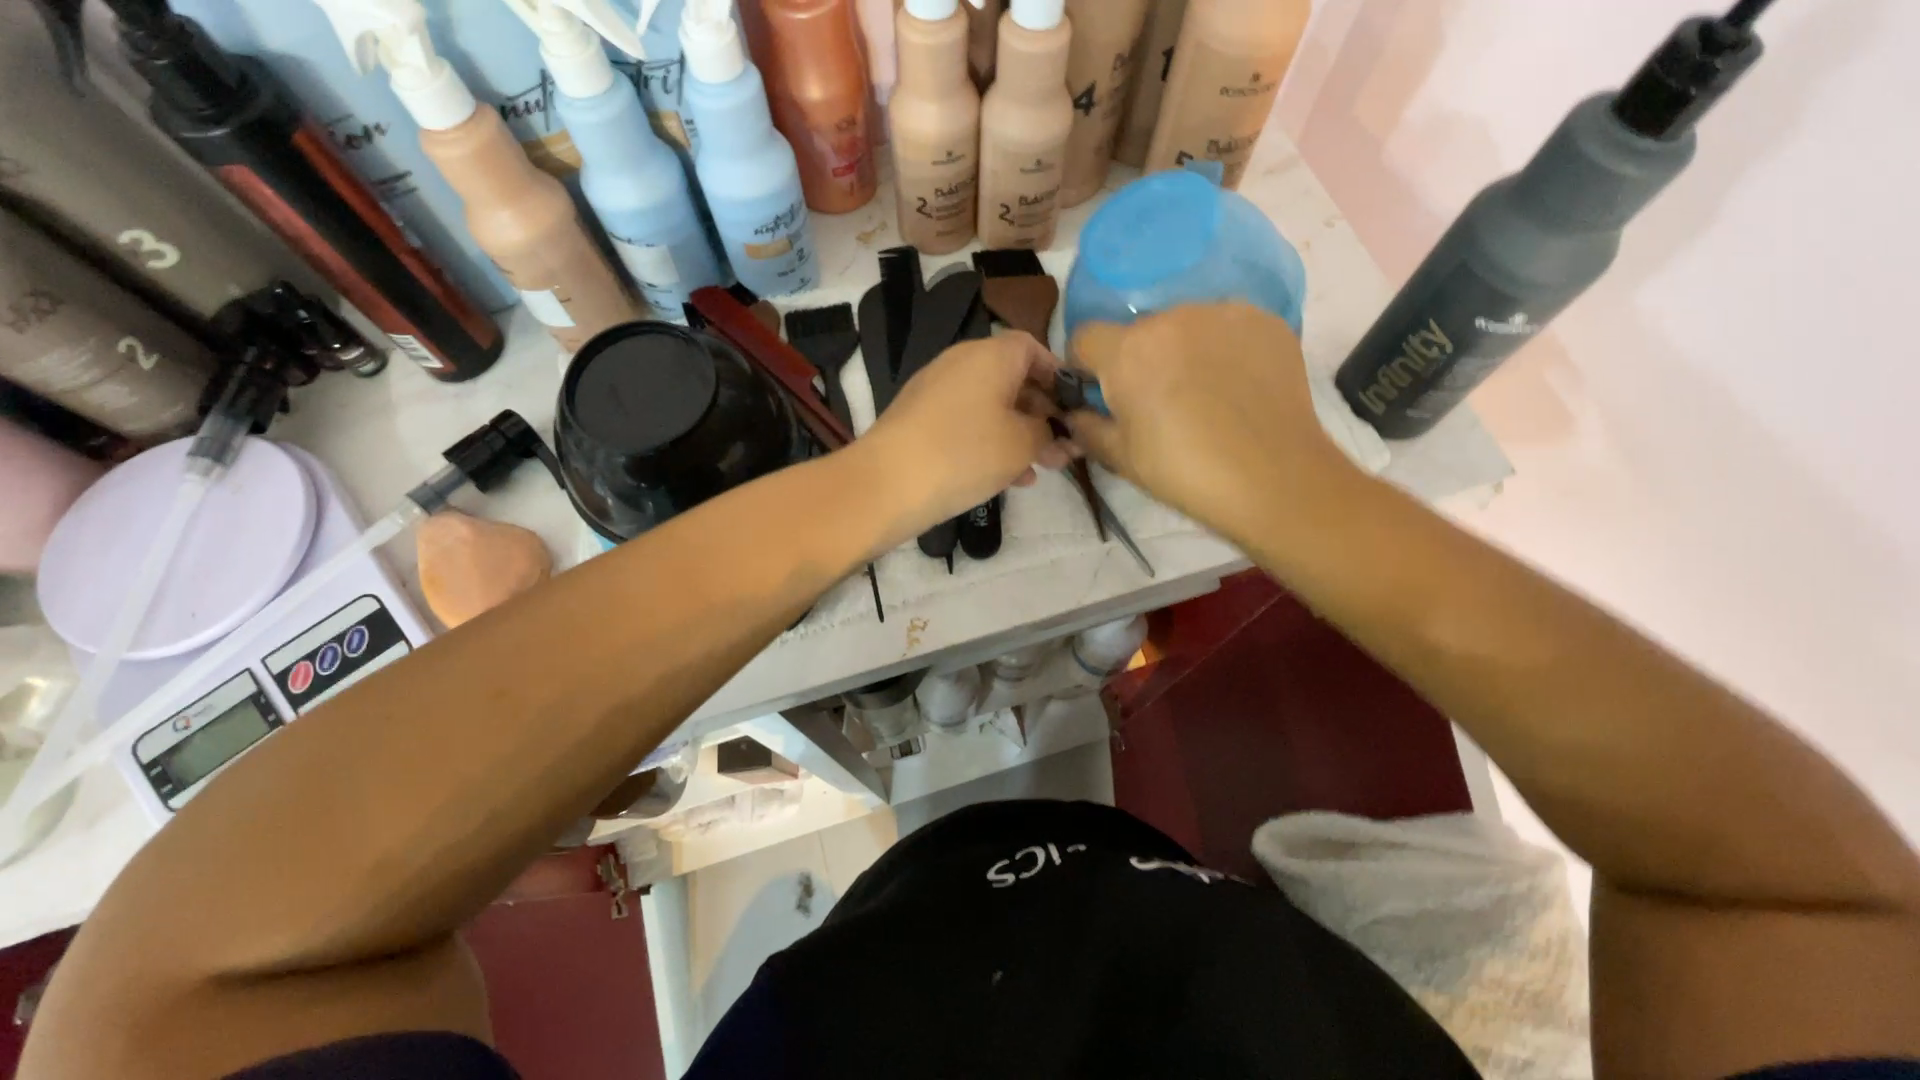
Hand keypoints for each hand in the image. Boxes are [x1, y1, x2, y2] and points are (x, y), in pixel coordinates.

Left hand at [855, 331, 1073, 539]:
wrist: (887, 484)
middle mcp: (961, 362)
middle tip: (1063, 448)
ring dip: (1018, 433)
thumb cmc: (966, 453)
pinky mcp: (919, 419)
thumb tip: (1060, 436)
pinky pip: (966, 423)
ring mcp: (936, 390)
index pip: (1034, 347)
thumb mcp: (1023, 444)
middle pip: (1012, 377)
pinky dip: (989, 442)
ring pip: (990, 405)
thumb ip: (1050, 435)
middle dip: (1041, 412)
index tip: (1075, 409)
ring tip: (1040, 468)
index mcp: (991, 354)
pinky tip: (1006, 478)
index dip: (1059, 375)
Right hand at [1066, 304, 1357, 539]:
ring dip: (1183, 350)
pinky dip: (1225, 349)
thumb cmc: (1186, 472)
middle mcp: (1172, 318)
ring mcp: (1223, 314)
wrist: (1274, 478)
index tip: (1101, 393)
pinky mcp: (1264, 321)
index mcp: (1127, 351)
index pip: (1085, 337)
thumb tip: (1075, 412)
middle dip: (1139, 359)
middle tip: (1158, 402)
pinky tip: (1237, 386)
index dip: (1086, 366)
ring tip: (1204, 393)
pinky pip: (1228, 328)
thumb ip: (1086, 427)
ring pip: (1185, 326)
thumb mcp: (1121, 458)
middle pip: (1138, 331)